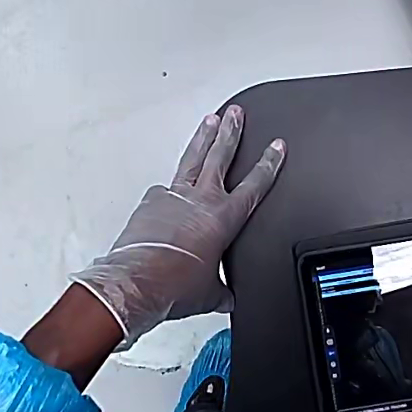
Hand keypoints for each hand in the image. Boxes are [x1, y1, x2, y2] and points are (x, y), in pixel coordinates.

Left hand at [71, 104, 285, 345]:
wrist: (135, 285)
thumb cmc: (174, 287)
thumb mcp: (209, 293)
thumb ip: (221, 290)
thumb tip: (226, 297)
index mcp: (223, 218)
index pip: (255, 183)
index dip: (268, 163)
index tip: (276, 147)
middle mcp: (201, 200)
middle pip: (220, 156)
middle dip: (231, 133)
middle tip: (235, 114)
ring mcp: (173, 197)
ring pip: (193, 159)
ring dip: (202, 138)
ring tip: (210, 120)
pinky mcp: (150, 203)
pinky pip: (164, 190)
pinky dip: (169, 188)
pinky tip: (169, 188)